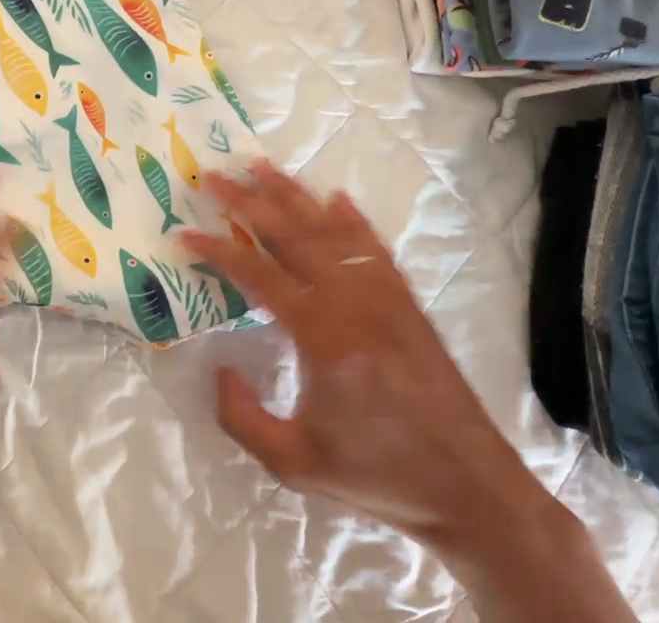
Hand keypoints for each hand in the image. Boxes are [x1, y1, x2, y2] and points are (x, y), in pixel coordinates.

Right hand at [181, 161, 558, 549]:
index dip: (218, 250)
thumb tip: (219, 369)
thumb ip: (241, 417)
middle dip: (250, 202)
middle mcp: (355, 306)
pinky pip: (376, 251)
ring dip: (296, 197)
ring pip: (334, 233)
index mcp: (323, 337)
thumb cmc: (378, 476)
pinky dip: (353, 221)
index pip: (260, 275)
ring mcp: (387, 301)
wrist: (473, 490)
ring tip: (263, 167)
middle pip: (295, 237)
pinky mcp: (409, 309)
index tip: (185, 233)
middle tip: (215, 176)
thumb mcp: (293, 463)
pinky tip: (336, 200)